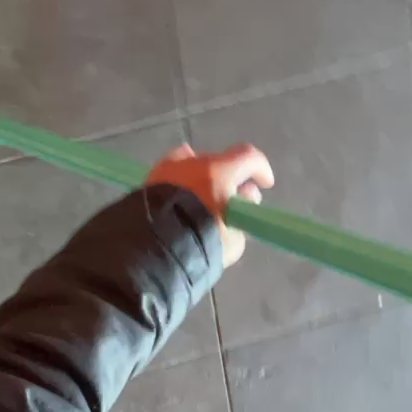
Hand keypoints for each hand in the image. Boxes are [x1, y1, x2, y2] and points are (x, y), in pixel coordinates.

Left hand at [145, 144, 274, 266]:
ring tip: (202, 199)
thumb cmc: (199, 246)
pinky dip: (180, 183)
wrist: (150, 254)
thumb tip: (241, 200)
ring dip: (202, 178)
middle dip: (229, 178)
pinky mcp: (147, 182)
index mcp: (218, 173)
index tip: (264, 183)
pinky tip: (180, 198)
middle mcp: (192, 163)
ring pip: (191, 164)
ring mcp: (166, 169)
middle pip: (218, 162)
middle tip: (230, 199)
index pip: (248, 157)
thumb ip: (241, 216)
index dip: (260, 169)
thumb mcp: (233, 240)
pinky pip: (170, 175)